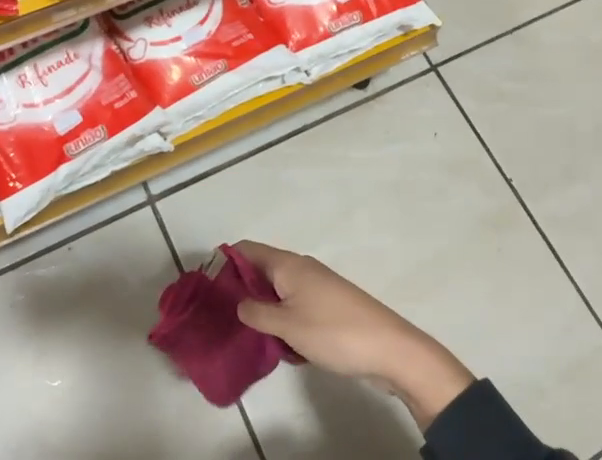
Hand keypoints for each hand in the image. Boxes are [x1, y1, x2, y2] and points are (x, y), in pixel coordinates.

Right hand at [232, 240, 474, 427]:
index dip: (225, 262)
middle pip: (261, 269)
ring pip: (279, 291)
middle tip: (223, 313)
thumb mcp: (287, 326)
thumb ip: (257, 313)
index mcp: (288, 264)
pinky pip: (295, 306)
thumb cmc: (335, 333)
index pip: (247, 250)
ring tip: (247, 332)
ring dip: (264, 308)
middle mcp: (301, 268)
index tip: (208, 285)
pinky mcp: (329, 307)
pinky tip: (280, 344)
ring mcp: (318, 287)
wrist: (392, 351)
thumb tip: (239, 304)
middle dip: (242, 288)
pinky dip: (284, 320)